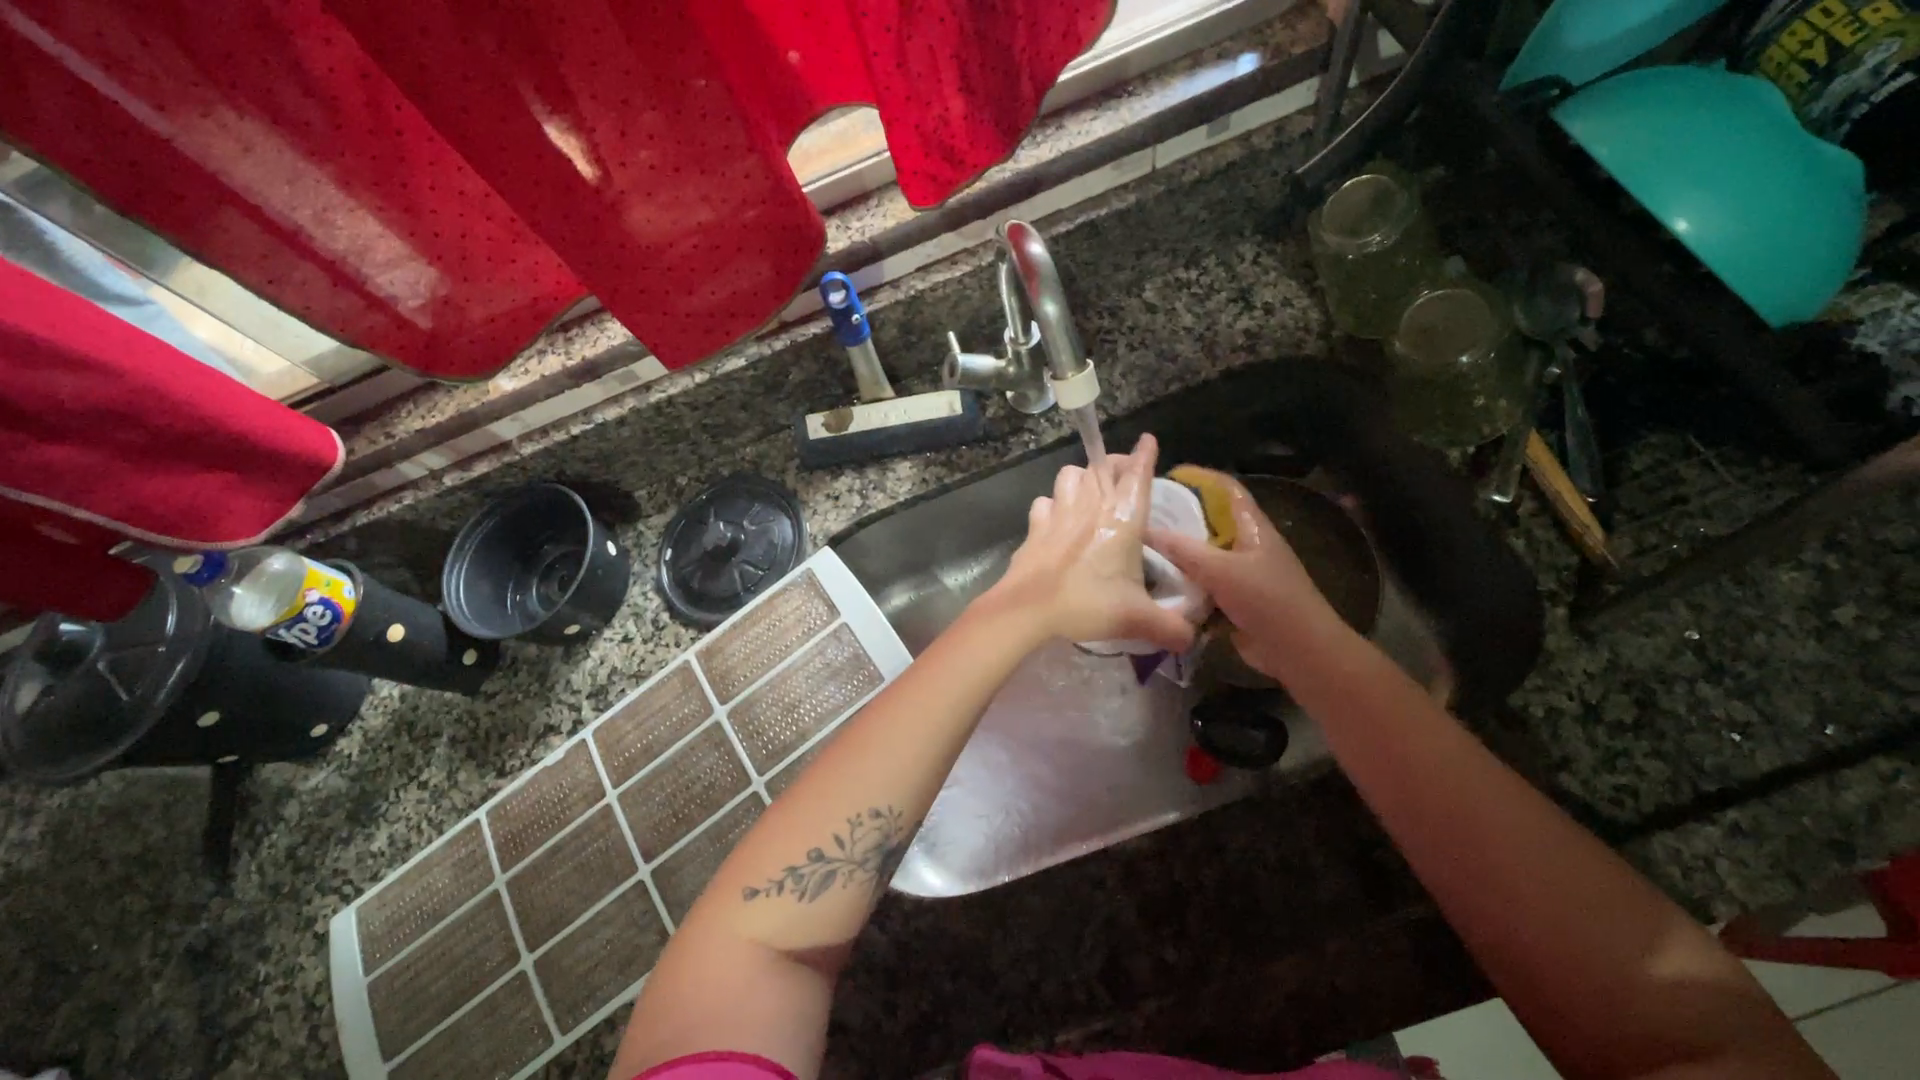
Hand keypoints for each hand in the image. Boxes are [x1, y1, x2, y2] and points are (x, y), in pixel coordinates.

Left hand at [984, 434, 1194, 653]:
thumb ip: (1169, 627)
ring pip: (1069, 475)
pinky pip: (1044, 502)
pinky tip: (1055, 520)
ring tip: (1089, 493)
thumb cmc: (1086, 605)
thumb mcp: (1136, 619)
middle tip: (1124, 473)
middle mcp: (1091, 507)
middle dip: (1116, 464)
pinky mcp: (1034, 527)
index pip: (1136, 475)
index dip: (1144, 456)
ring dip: (1082, 478)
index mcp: (1122, 519)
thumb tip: (1190, 637)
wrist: (1027, 610)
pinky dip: (1052, 505)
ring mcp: (1059, 513)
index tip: (1147, 441)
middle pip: (1103, 467)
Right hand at [1145, 468, 1337, 678]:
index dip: (1202, 478)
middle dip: (1180, 520)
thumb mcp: (1222, 570)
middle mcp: (1247, 547)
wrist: (1298, 650)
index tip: (1169, 476)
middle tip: (1144, 518)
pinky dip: (1184, 589)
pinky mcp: (1234, 603)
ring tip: (1142, 553)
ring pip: (1203, 559)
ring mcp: (1242, 576)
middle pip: (1210, 524)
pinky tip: (1157, 590)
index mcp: (1252, 528)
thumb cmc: (1267, 600)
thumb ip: (1183, 551)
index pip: (1227, 490)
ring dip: (1178, 559)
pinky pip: (1203, 589)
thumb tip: (1145, 531)